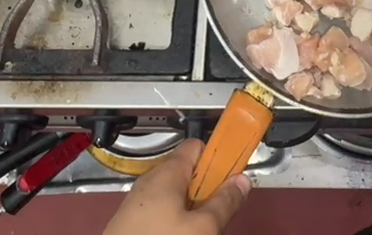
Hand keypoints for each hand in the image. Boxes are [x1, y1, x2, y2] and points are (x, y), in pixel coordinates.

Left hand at [102, 139, 248, 234]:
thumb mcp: (201, 229)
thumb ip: (225, 203)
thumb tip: (241, 180)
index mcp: (167, 172)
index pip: (198, 146)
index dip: (218, 158)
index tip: (233, 176)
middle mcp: (150, 180)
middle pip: (188, 173)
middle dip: (206, 192)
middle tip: (216, 216)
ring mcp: (137, 202)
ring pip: (174, 196)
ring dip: (190, 211)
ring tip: (197, 233)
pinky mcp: (130, 222)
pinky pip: (159, 212)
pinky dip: (172, 222)